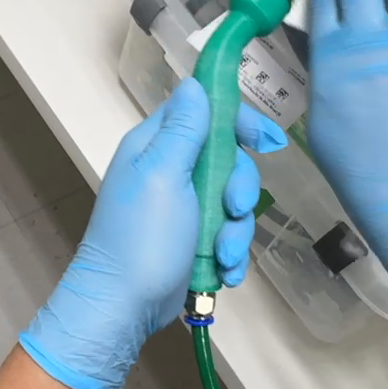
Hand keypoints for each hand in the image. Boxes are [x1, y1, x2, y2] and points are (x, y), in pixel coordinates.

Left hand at [20, 78, 285, 388]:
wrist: (122, 306)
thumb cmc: (141, 236)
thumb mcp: (163, 174)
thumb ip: (183, 128)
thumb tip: (194, 81)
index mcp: (156, 146)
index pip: (203, 111)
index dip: (237, 120)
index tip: (265, 140)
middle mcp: (169, 171)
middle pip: (226, 159)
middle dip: (238, 187)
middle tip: (234, 208)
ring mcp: (181, 208)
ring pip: (231, 201)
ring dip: (235, 231)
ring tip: (222, 254)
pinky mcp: (192, 240)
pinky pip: (226, 235)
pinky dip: (230, 254)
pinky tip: (225, 271)